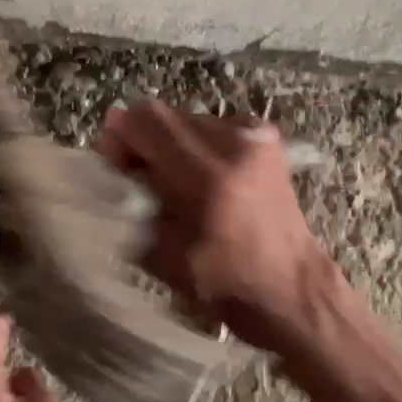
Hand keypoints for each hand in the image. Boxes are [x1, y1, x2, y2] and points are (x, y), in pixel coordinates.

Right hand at [95, 98, 336, 350]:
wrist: (291, 287)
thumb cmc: (224, 284)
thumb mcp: (161, 254)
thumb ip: (131, 205)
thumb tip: (109, 172)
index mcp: (208, 177)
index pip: (144, 120)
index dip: (118, 138)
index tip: (115, 168)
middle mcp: (234, 144)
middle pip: (163, 113)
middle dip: (141, 140)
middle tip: (137, 176)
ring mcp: (254, 135)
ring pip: (185, 118)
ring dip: (168, 142)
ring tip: (172, 179)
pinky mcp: (266, 136)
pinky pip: (211, 125)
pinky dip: (196, 145)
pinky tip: (201, 176)